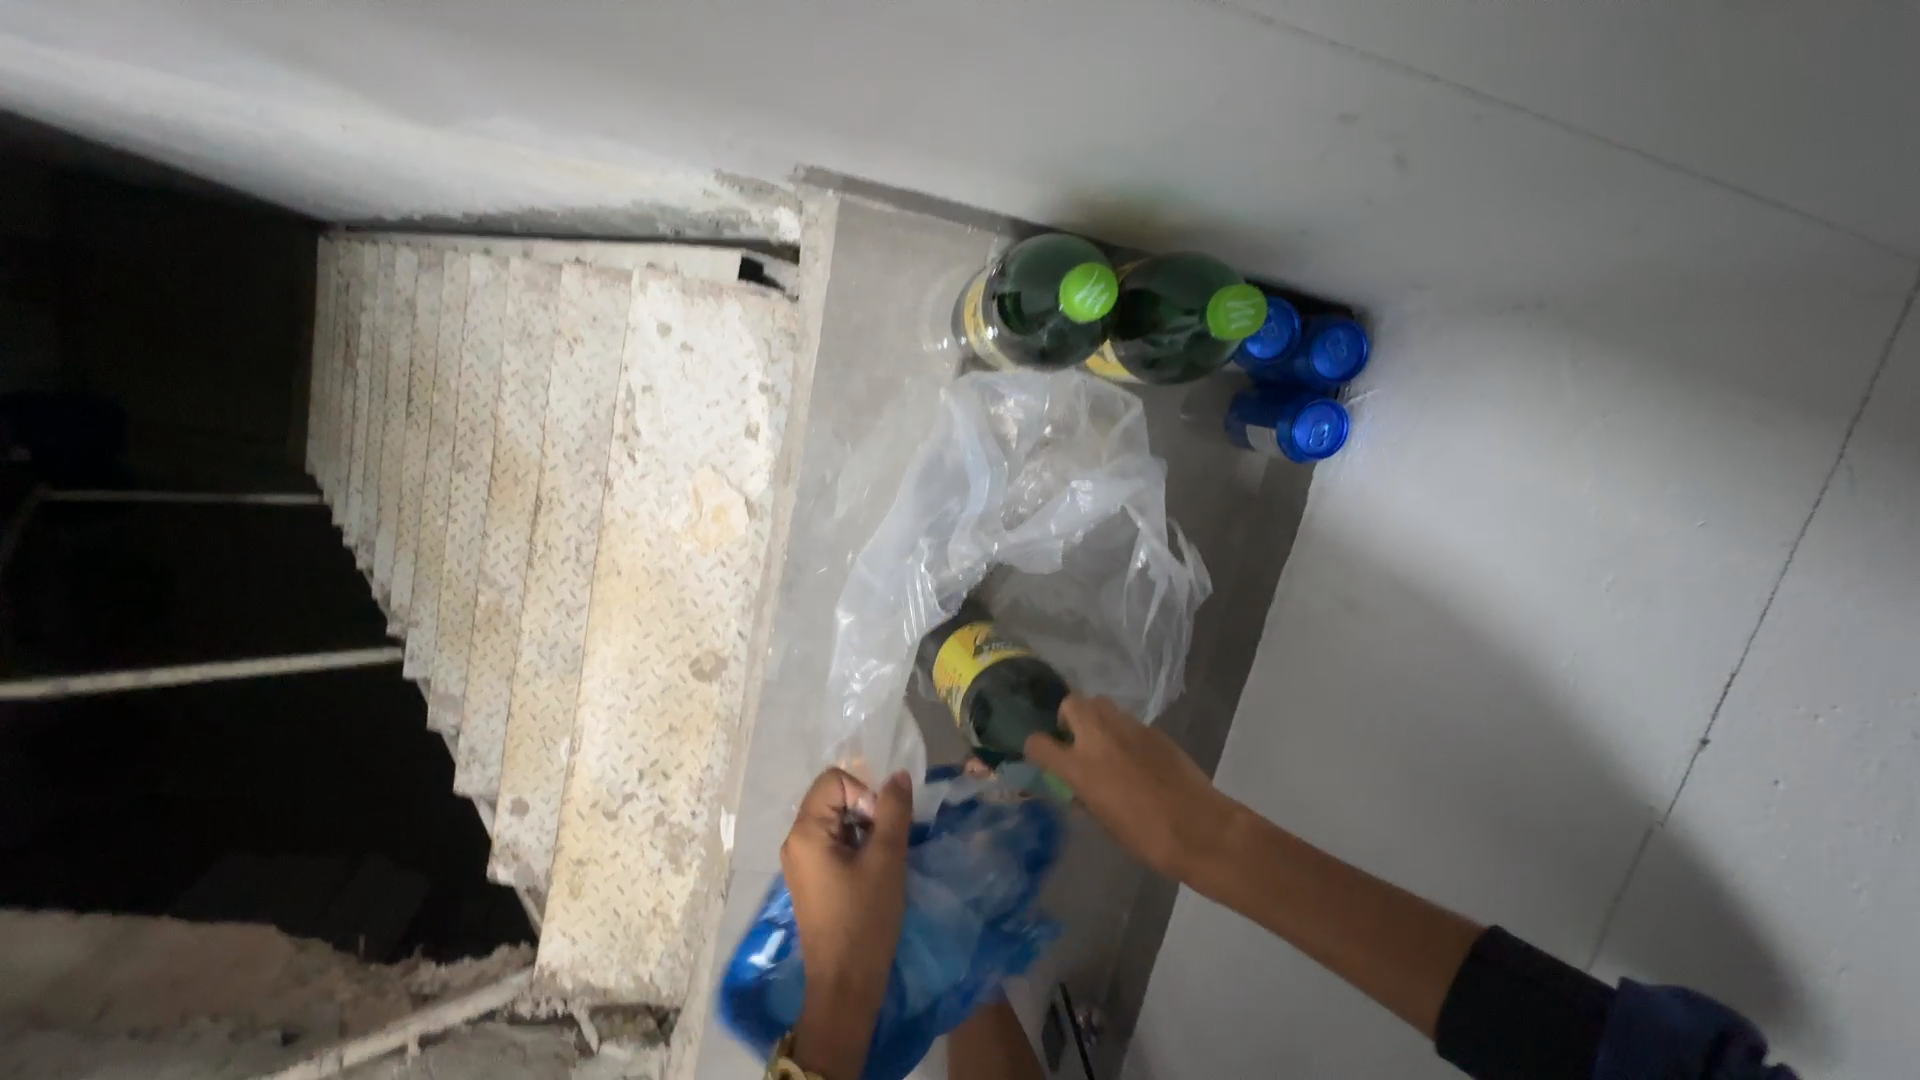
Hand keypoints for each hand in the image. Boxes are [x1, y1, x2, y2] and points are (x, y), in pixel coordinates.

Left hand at [781, 767, 912, 1078]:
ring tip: (883, 859)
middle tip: (886, 842)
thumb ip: (894, 810)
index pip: (834, 780)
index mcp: (805, 831)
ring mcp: (801, 861)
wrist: (846, 983)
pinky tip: (874, 871)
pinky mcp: (812, 878)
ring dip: (865, 829)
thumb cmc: (865, 918)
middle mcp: (795, 840)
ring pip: (837, 820)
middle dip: (866, 810)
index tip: (882, 825)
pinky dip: (857, 846)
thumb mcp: (886, 859)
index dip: (864, 792)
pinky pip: (834, 843)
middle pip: (833, 797)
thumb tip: (898, 776)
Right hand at [1023, 695, 1236, 881]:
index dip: (1035, 748)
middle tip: (1075, 738)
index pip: (1039, 743)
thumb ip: (1085, 794)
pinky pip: (1127, 721)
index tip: (1041, 755)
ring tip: (1105, 743)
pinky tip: (1135, 755)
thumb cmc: (1145, 836)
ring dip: (1096, 718)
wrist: (1198, 827)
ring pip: (1101, 704)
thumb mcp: (1103, 820)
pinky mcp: (1154, 729)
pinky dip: (1122, 731)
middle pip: (1072, 703)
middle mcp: (1100, 738)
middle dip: (1068, 716)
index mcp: (1080, 767)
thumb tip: (1079, 788)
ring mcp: (1129, 729)